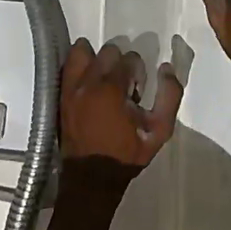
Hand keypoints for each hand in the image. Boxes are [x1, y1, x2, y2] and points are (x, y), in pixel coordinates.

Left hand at [59, 39, 184, 166]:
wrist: (92, 178)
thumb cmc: (127, 154)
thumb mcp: (160, 130)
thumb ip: (170, 96)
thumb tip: (166, 68)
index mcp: (110, 90)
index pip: (129, 58)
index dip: (138, 72)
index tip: (137, 91)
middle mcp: (87, 83)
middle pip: (106, 51)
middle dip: (119, 64)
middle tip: (122, 86)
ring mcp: (70, 88)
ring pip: (80, 52)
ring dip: (94, 59)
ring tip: (102, 79)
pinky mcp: (60, 96)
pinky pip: (67, 67)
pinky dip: (79, 67)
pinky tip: (88, 84)